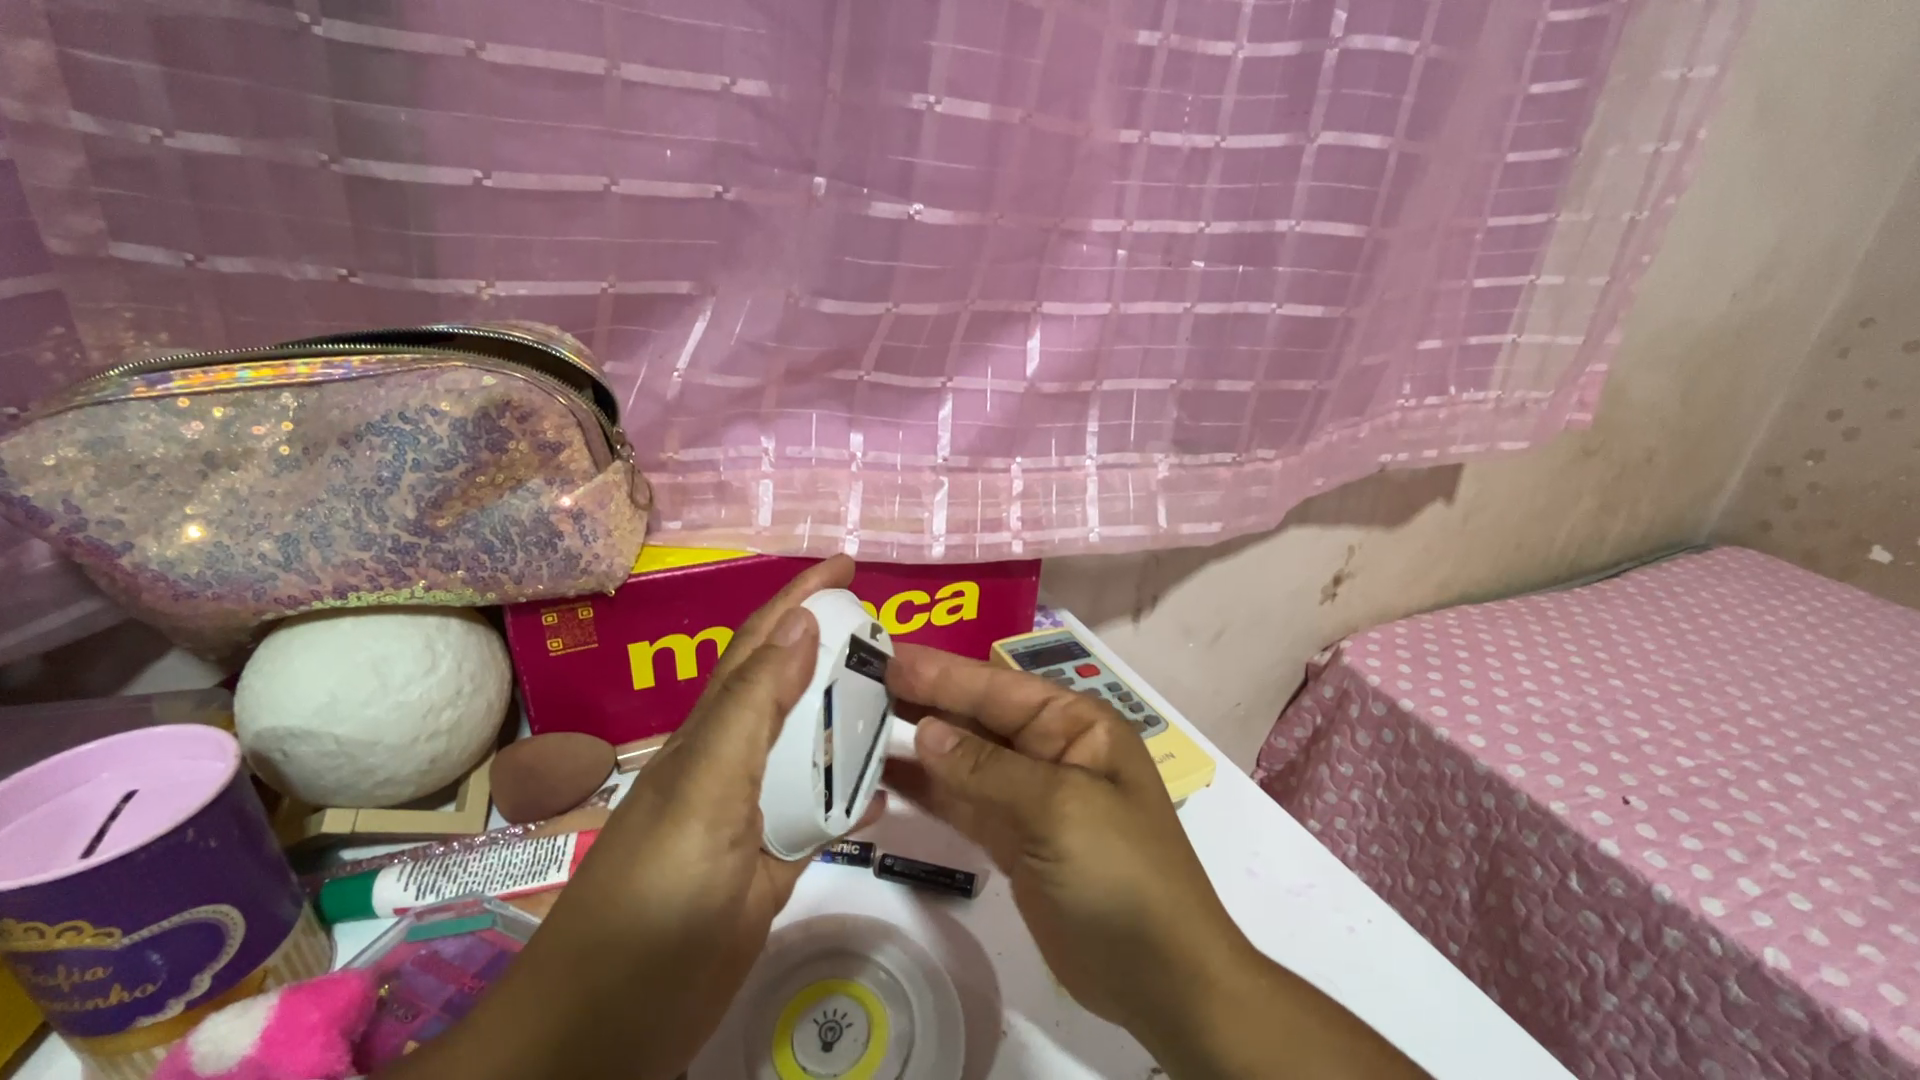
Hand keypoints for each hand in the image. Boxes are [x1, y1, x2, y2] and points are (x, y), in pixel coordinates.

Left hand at [387, 556, 877, 1079]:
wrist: (603, 1029)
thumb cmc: (651, 905)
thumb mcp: (704, 796)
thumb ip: (754, 713)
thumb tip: (802, 625)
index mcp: (711, 737)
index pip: (760, 647)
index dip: (798, 597)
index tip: (846, 564)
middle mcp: (731, 766)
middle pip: (788, 691)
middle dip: (829, 647)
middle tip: (888, 632)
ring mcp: (748, 819)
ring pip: (807, 750)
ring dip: (848, 717)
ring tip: (899, 695)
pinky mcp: (765, 868)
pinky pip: (816, 817)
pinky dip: (850, 795)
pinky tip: (882, 789)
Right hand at [882, 642, 1243, 1031]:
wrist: (1160, 974)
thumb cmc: (1122, 873)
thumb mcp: (1059, 808)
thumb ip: (986, 768)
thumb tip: (923, 732)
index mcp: (1075, 725)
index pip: (995, 687)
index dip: (938, 672)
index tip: (880, 655)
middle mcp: (1051, 751)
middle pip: (975, 717)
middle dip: (921, 699)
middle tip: (854, 681)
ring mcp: (1029, 798)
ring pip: (962, 759)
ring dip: (915, 744)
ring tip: (855, 724)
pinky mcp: (1012, 840)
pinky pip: (962, 803)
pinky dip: (926, 790)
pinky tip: (883, 778)